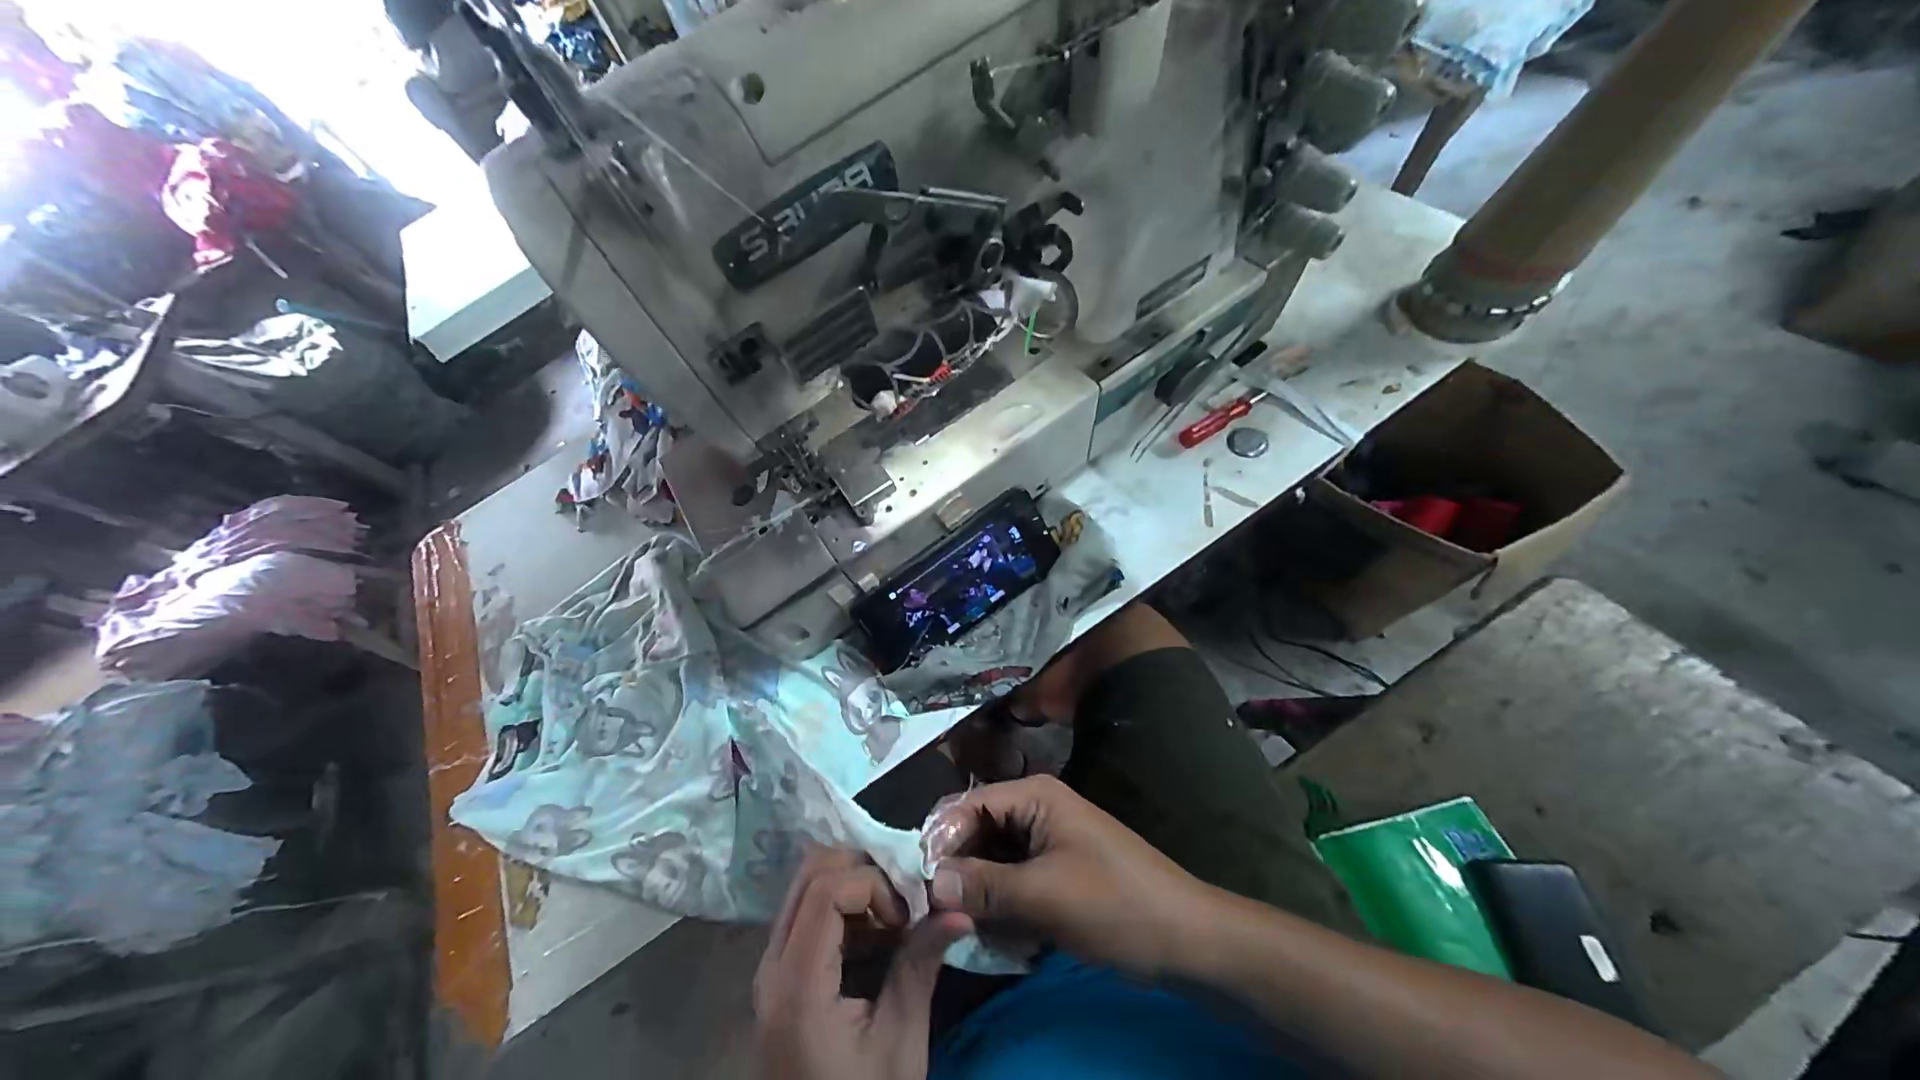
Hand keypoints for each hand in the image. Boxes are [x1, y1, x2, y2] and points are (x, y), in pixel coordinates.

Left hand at [754, 848, 971, 1079]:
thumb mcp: (899, 1041)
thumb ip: (920, 966)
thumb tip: (959, 912)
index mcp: (796, 983)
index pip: (824, 890)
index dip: (871, 886)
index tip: (904, 921)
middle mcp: (771, 964)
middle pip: (809, 875)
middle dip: (862, 872)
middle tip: (901, 904)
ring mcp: (770, 968)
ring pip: (805, 888)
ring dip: (853, 888)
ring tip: (892, 924)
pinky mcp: (779, 975)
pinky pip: (806, 913)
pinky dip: (843, 908)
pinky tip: (875, 940)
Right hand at [925, 775, 1213, 977]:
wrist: (1184, 937)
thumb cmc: (1114, 903)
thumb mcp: (1043, 895)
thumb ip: (982, 886)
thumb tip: (928, 882)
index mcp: (1034, 795)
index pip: (966, 804)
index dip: (939, 840)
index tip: (918, 885)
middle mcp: (1035, 808)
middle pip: (975, 832)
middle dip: (957, 871)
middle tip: (940, 915)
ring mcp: (1046, 840)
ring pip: (991, 861)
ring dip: (979, 895)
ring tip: (971, 930)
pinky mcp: (1054, 871)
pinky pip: (1011, 881)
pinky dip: (1001, 906)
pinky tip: (1001, 936)